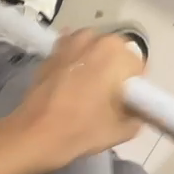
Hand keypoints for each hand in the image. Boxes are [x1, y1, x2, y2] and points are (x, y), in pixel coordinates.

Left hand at [0, 29, 145, 173]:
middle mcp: (95, 39)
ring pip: (93, 48)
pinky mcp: (51, 52)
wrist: (35, 134)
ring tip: (89, 88)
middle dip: (116, 70)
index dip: (135, 86)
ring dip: (95, 62)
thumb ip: (138, 116)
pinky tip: (72, 80)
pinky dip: (75, 61)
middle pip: (116, 53)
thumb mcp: (122, 130)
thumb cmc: (82, 130)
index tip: (127, 102)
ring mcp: (70, 42)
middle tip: (109, 97)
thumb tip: (136, 109)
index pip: (138, 66)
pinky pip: (72, 52)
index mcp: (117, 53)